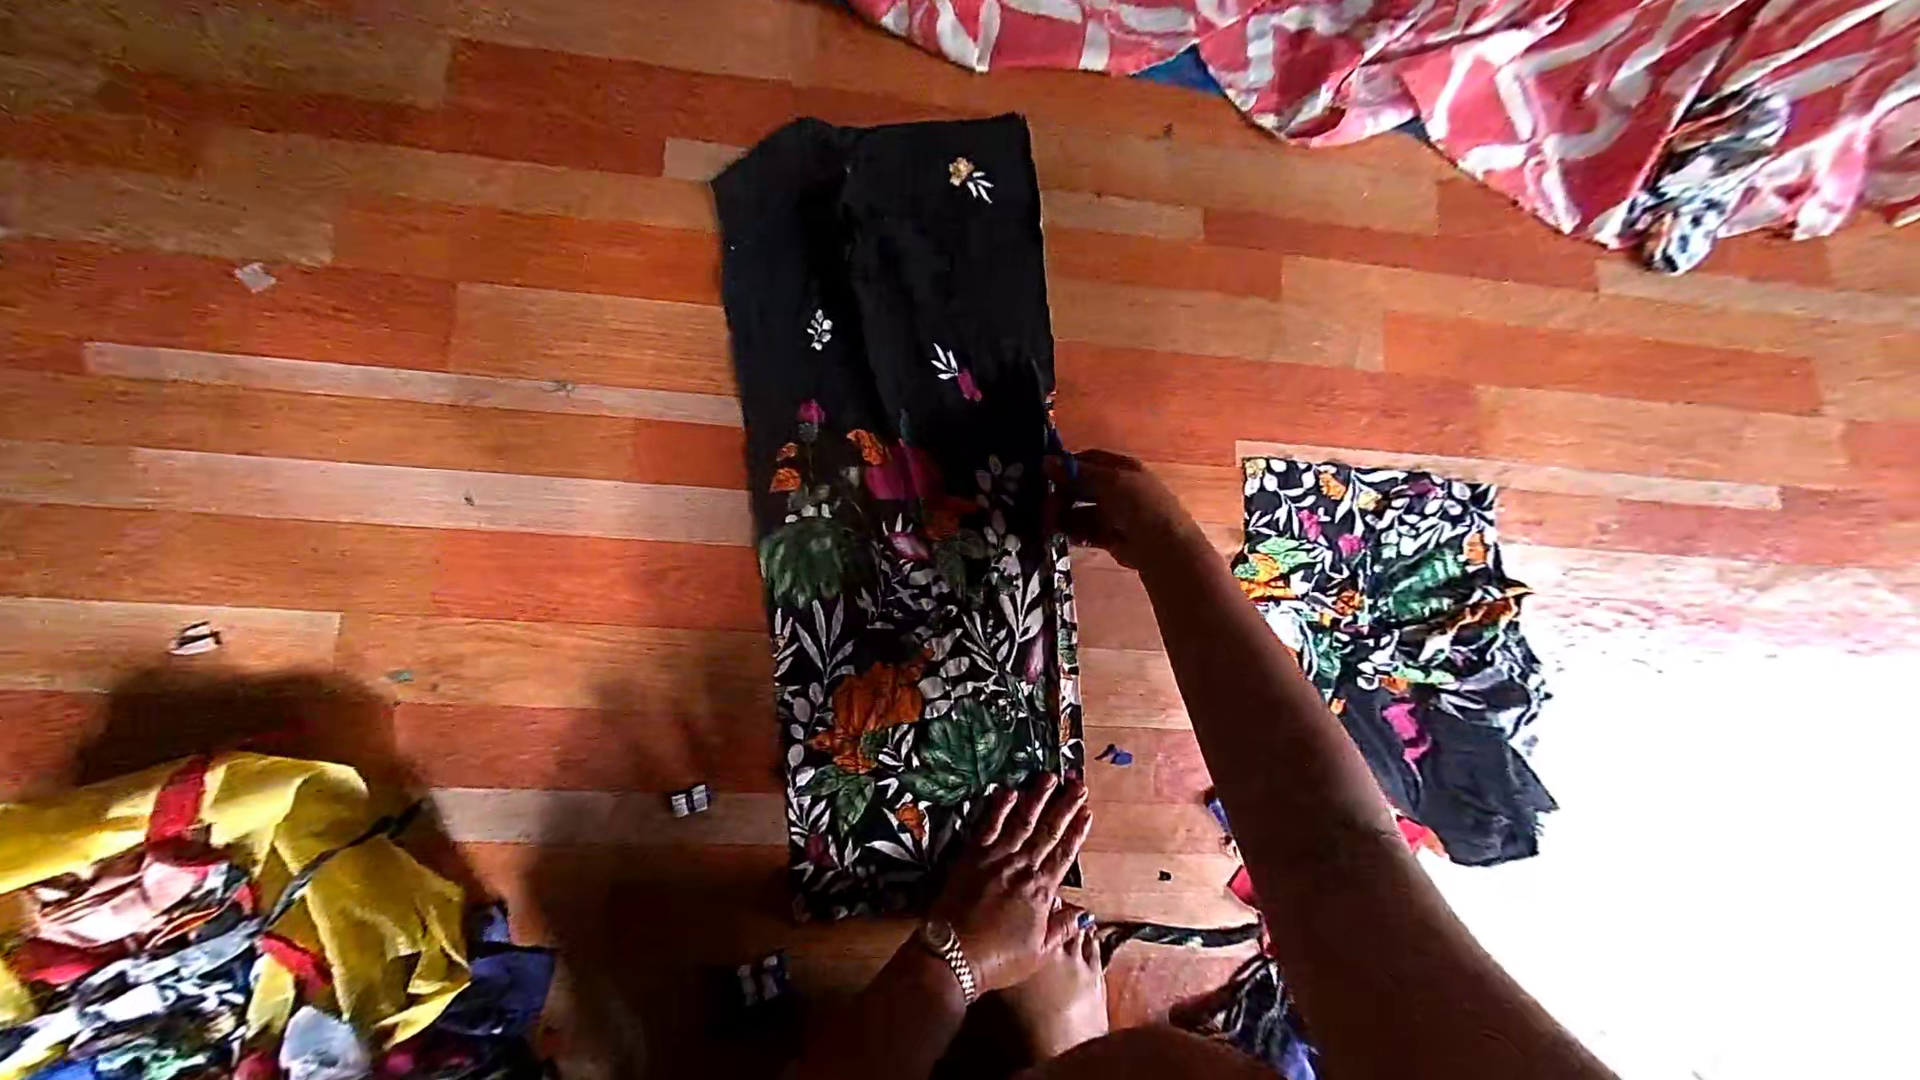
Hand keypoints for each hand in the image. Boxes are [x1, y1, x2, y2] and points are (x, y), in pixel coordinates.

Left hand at [930, 774, 1092, 991]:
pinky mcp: (973, 854)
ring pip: (1022, 821)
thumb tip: (1084, 913)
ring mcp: (997, 857)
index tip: (1087, 811)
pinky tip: (1009, 790)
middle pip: (1048, 831)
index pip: (1064, 855)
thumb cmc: (997, 959)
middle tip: (1078, 785)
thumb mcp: (1038, 953)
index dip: (1077, 832)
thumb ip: (1061, 928)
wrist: (954, 954)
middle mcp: (1022, 867)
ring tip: (1049, 776)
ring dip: (1037, 797)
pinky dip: (999, 806)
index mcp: (1041, 891)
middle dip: (1065, 806)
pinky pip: (989, 824)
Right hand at [1049, 449, 1206, 571]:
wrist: (1163, 547)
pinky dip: (1076, 532)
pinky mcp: (1110, 535)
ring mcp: (1114, 513)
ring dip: (1065, 516)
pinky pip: (1086, 530)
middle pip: (1082, 486)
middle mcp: (1117, 488)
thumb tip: (1046, 461)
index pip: (1089, 460)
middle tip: (1046, 505)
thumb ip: (1078, 474)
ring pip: (1081, 510)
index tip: (1045, 474)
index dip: (1068, 465)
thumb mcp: (1110, 482)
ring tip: (1052, 524)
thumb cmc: (1140, 505)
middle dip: (1063, 494)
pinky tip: (1069, 535)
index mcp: (1122, 468)